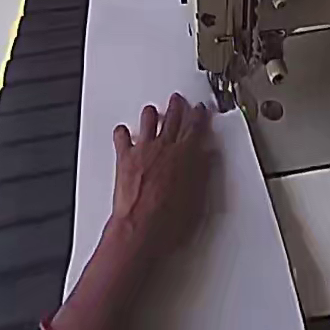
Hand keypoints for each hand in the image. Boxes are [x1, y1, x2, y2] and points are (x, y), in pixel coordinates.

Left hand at [105, 92, 212, 262]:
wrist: (140, 229)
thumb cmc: (169, 221)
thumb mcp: (197, 199)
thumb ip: (202, 173)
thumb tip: (206, 159)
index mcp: (186, 155)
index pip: (196, 127)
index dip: (199, 115)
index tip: (200, 109)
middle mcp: (165, 147)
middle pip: (173, 118)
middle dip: (177, 106)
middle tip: (177, 99)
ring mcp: (144, 149)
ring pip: (149, 120)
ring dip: (151, 113)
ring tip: (152, 110)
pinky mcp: (125, 157)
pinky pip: (122, 137)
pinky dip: (122, 133)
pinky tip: (123, 131)